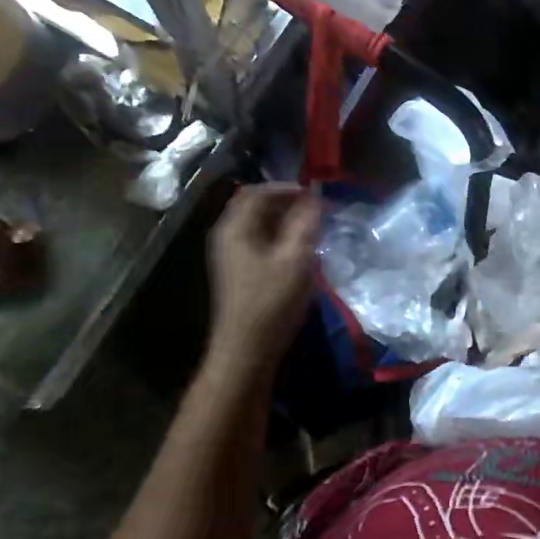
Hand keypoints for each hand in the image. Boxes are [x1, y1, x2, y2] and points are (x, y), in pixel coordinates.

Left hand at [205, 183, 321, 369]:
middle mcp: (226, 236)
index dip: (285, 188)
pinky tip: (296, 251)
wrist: (246, 351)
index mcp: (234, 228)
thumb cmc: (270, 303)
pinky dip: (277, 238)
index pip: (257, 192)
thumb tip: (313, 198)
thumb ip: (305, 224)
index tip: (313, 193)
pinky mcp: (237, 273)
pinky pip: (256, 242)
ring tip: (309, 228)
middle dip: (284, 203)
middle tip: (313, 209)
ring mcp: (229, 256)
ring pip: (256, 226)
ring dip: (282, 221)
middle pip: (254, 206)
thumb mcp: (295, 261)